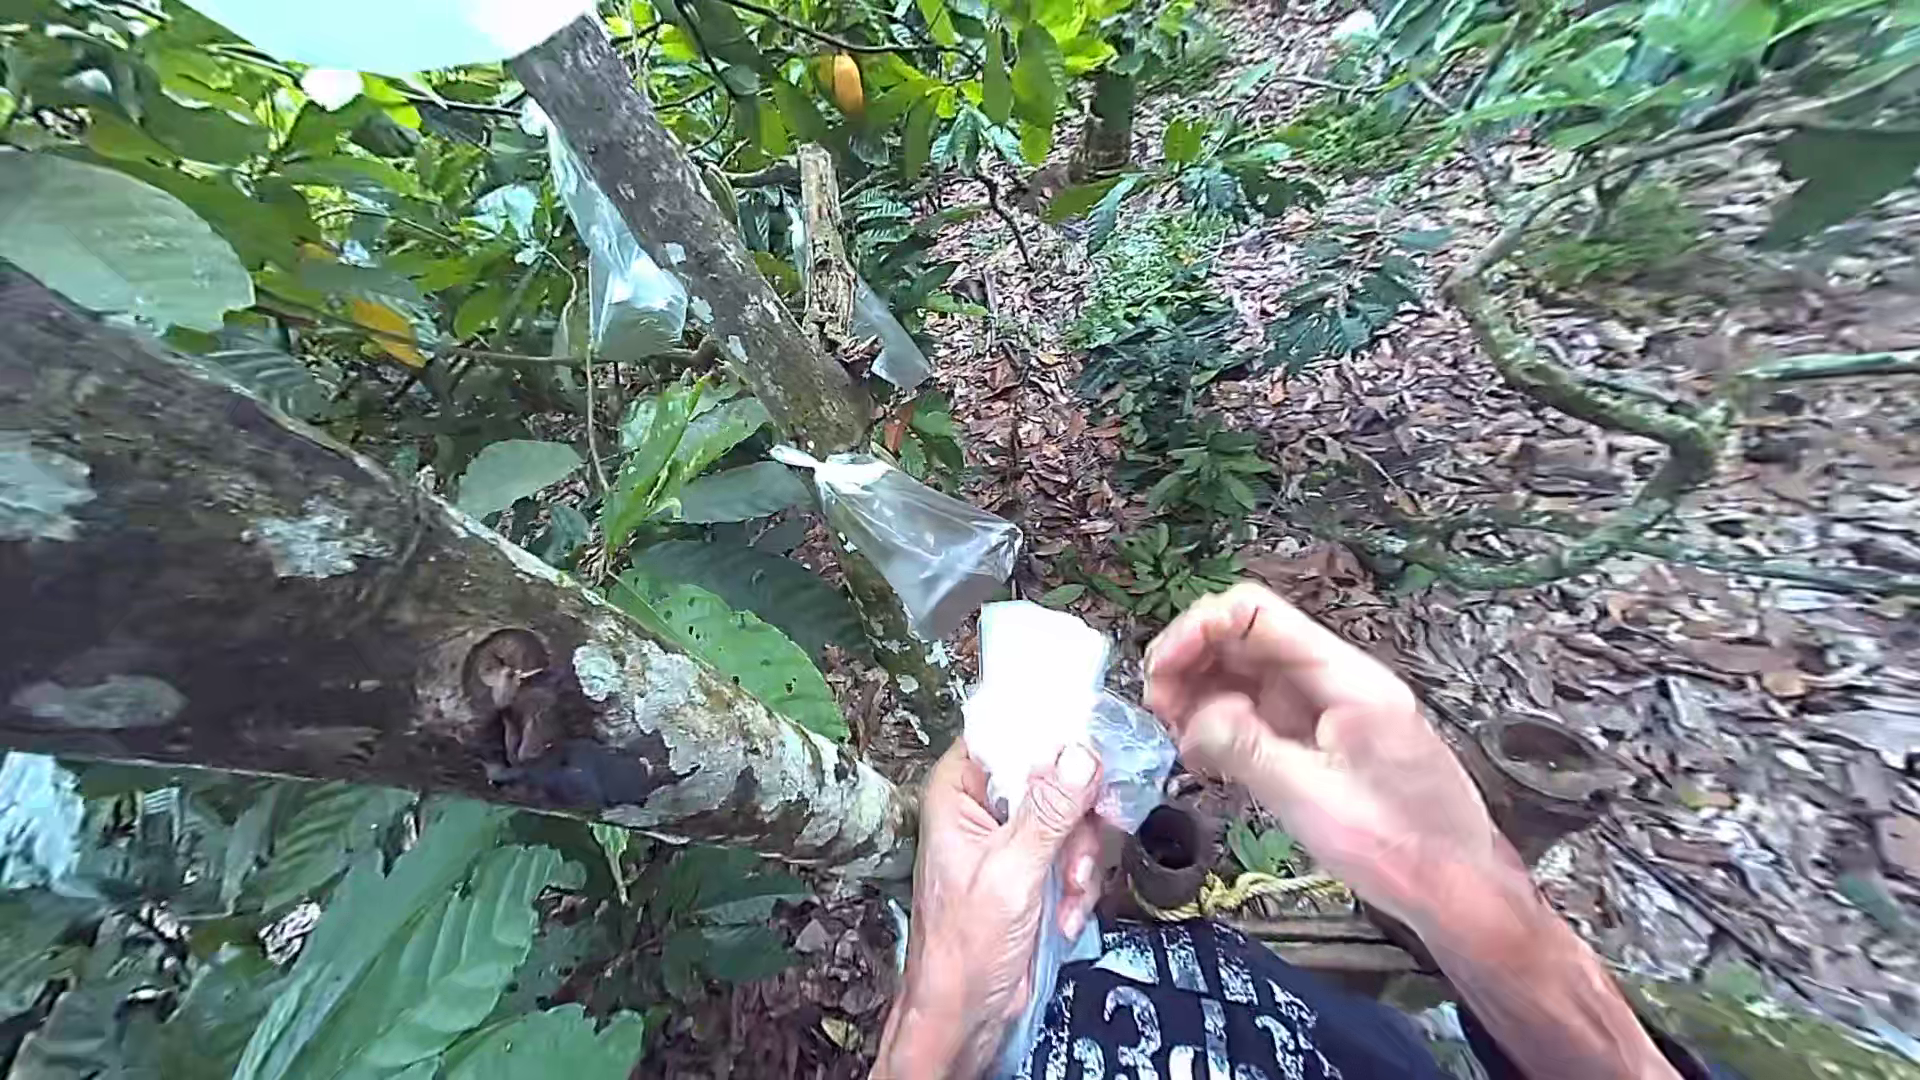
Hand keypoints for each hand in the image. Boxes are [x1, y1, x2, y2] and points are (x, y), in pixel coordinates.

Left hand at [874, 738, 1103, 1078]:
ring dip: (1080, 855)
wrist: (965, 1015)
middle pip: (1048, 771)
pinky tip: (1067, 911)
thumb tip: (1078, 754)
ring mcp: (1011, 830)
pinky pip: (1073, 844)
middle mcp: (984, 800)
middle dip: (1073, 817)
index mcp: (959, 787)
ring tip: (1069, 891)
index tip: (1087, 753)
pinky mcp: (1032, 859)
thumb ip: (1048, 814)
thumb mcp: (1009, 874)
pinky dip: (1079, 878)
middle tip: (1078, 852)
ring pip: (1069, 809)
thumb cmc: (962, 947)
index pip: (1006, 733)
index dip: (1049, 739)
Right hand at [1143, 583, 1516, 927]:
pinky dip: (1209, 716)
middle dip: (1186, 660)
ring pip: (1232, 667)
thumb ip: (1247, 748)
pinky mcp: (1298, 727)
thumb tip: (1191, 716)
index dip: (1198, 628)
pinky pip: (1240, 701)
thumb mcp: (1316, 802)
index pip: (1255, 613)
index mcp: (1341, 677)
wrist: (1458, 893)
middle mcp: (1322, 676)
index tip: (1163, 669)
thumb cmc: (1402, 848)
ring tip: (1172, 728)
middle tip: (1158, 705)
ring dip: (1192, 688)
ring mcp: (1309, 701)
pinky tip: (1197, 747)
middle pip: (1236, 635)